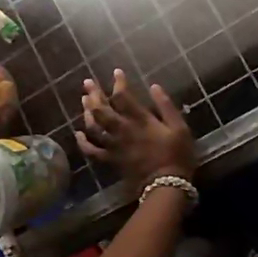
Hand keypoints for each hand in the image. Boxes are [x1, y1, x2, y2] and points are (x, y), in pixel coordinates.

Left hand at [75, 69, 194, 185]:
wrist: (166, 184)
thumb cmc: (177, 154)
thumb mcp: (179, 127)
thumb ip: (166, 106)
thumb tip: (154, 87)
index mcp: (140, 119)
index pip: (123, 96)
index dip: (118, 83)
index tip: (116, 72)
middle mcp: (123, 129)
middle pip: (101, 109)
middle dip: (94, 94)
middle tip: (87, 83)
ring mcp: (114, 145)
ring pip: (94, 126)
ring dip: (87, 112)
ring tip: (84, 100)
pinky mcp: (111, 159)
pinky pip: (92, 150)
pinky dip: (83, 142)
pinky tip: (78, 133)